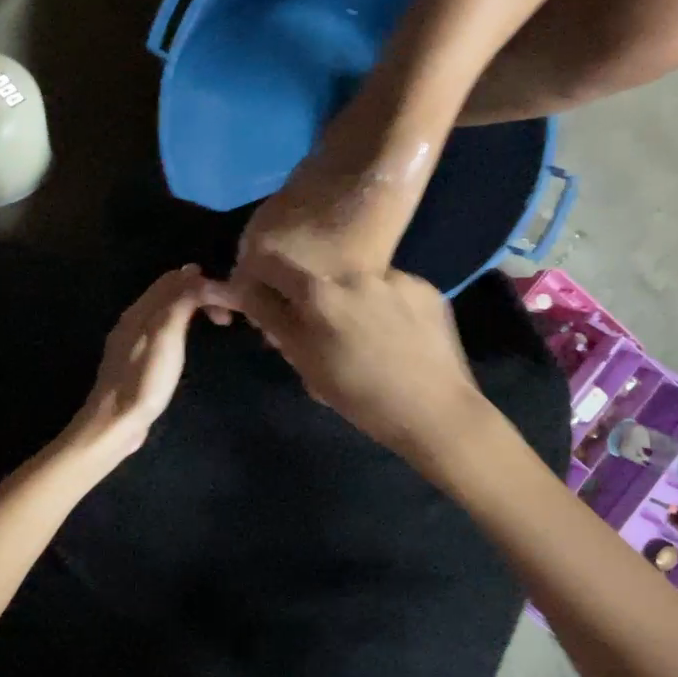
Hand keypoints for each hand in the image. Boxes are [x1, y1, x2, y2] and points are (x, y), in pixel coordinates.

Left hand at [71, 265, 232, 456]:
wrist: (116, 421)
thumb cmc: (145, 379)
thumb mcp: (166, 334)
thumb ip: (178, 301)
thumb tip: (193, 271)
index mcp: (140, 310)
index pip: (175, 279)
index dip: (205, 284)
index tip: (231, 304)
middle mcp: (133, 319)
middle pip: (169, 291)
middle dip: (200, 293)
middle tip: (227, 315)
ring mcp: (132, 340)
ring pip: (165, 310)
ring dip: (192, 309)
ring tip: (217, 323)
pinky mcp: (135, 360)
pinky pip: (161, 329)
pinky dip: (181, 326)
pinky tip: (188, 343)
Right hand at [232, 259, 484, 460]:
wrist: (438, 413)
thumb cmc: (359, 395)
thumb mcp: (303, 360)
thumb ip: (270, 318)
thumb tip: (239, 289)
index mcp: (319, 292)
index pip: (271, 264)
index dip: (261, 277)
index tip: (264, 297)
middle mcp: (355, 273)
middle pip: (318, 278)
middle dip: (314, 301)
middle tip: (324, 338)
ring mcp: (396, 278)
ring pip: (358, 286)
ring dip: (353, 305)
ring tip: (367, 342)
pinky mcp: (426, 290)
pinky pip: (393, 292)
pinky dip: (387, 309)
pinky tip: (397, 340)